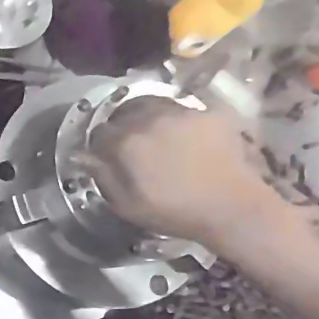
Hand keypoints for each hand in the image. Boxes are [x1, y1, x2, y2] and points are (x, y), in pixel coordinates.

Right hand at [87, 99, 302, 246]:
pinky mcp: (207, 112)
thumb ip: (103, 177)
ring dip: (149, 117)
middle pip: (125, 112)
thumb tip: (86, 157)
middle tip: (132, 144)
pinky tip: (184, 136)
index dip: (101, 144)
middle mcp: (150, 119)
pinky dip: (177, 120)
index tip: (106, 155)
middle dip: (123, 126)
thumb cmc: (175, 212)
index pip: (100, 132)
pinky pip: (183, 110)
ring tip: (157, 135)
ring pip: (154, 105)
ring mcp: (181, 112)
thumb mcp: (128, 206)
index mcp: (127, 143)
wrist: (232, 208)